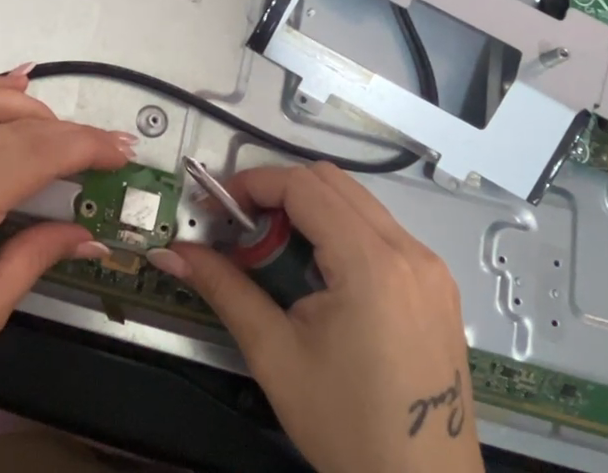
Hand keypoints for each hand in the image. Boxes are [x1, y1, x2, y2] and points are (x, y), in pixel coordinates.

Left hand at [0, 70, 135, 406]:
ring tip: (69, 134)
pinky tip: (16, 95)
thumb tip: (87, 232)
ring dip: (32, 109)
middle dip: (71, 132)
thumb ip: (39, 255)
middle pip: (17, 126)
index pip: (37, 152)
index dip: (86, 147)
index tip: (123, 152)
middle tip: (111, 148)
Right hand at [154, 162, 482, 472]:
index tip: (216, 210)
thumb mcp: (274, 353)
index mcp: (372, 264)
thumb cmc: (346, 424)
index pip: (303, 186)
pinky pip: (381, 232)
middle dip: (278, 193)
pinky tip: (317, 278)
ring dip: (309, 211)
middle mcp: (410, 252)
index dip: (251, 185)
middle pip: (332, 182)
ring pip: (358, 203)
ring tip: (273, 255)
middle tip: (240, 230)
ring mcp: (431, 269)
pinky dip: (340, 233)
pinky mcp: (438, 289)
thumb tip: (169, 252)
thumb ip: (222, 288)